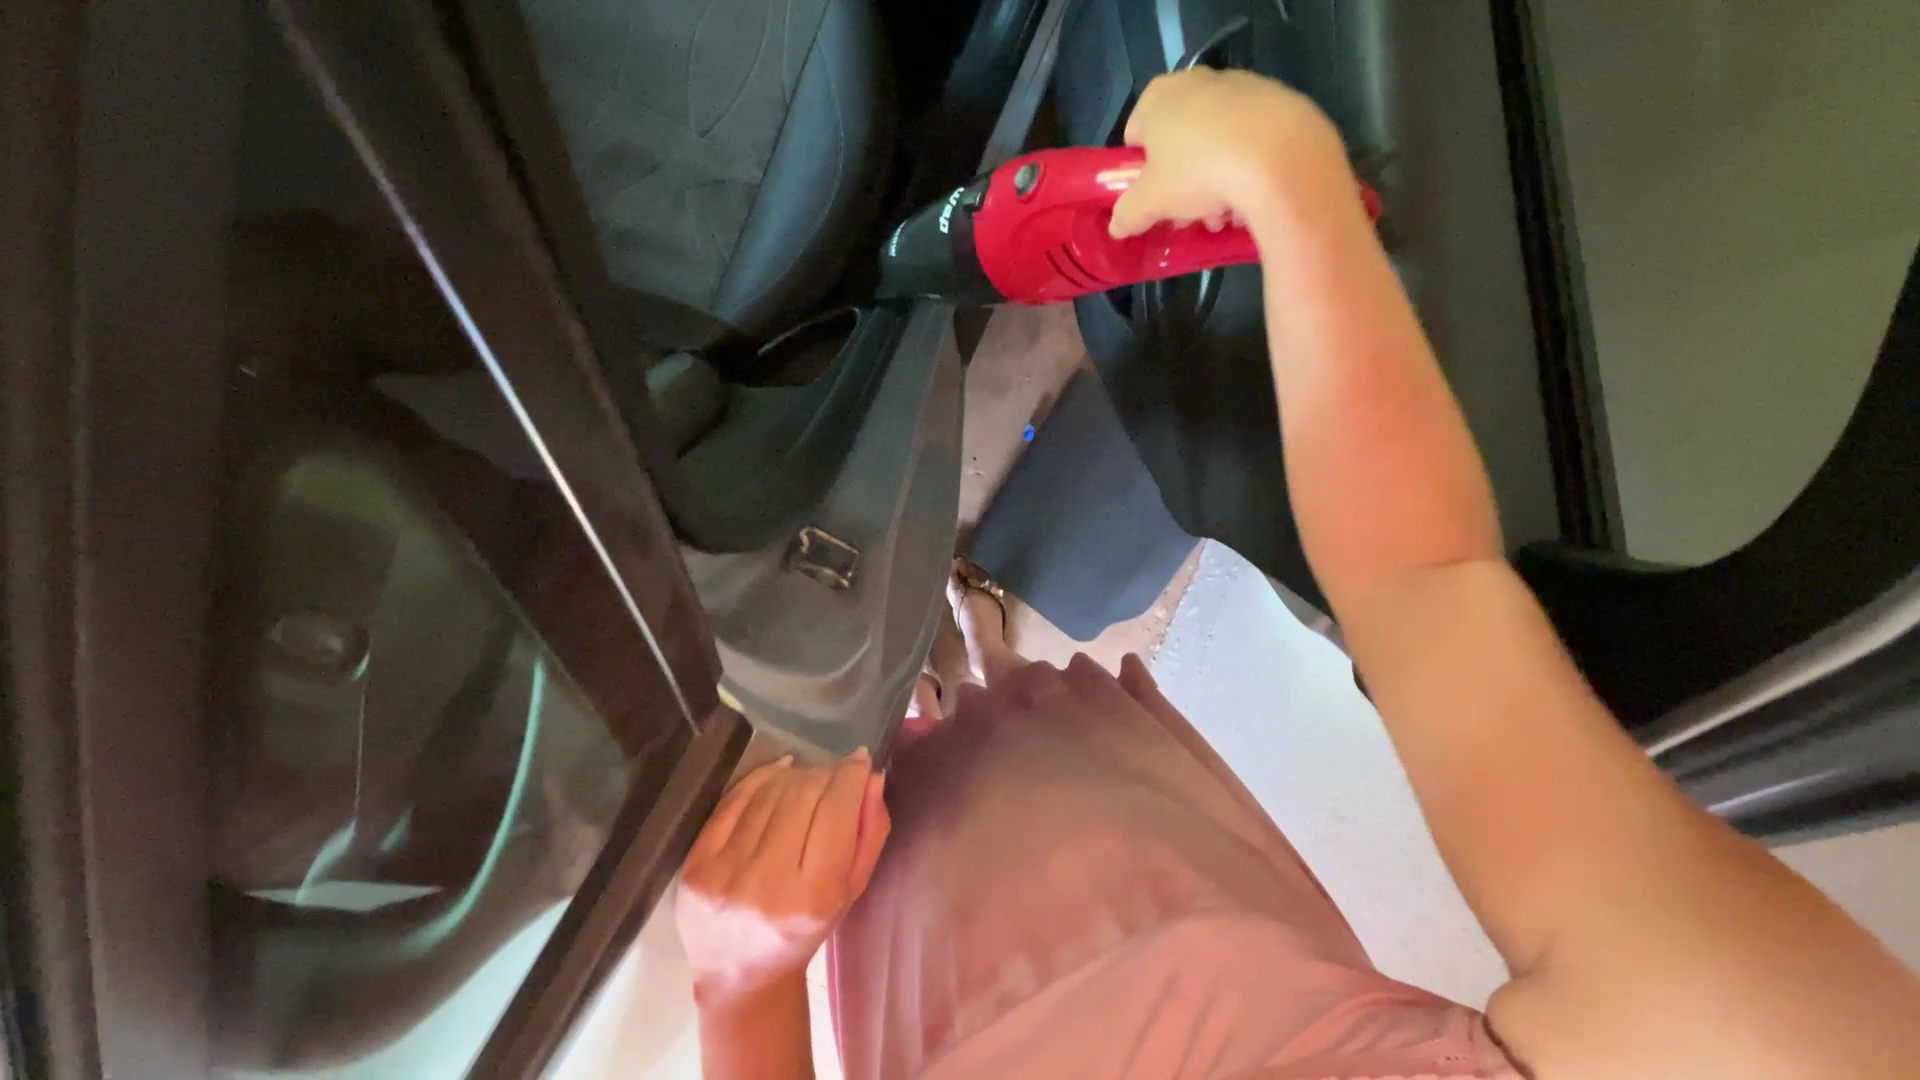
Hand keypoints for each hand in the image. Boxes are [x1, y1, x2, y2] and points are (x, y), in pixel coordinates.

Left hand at [677, 751, 889, 1005]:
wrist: (740, 978)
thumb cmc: (805, 933)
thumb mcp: (852, 892)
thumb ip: (870, 833)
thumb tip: (871, 777)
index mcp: (813, 897)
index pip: (836, 812)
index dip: (850, 777)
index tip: (859, 761)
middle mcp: (767, 883)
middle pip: (803, 796)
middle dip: (826, 774)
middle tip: (836, 773)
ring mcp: (725, 872)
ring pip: (770, 793)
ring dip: (796, 776)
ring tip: (809, 780)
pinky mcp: (697, 865)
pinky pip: (734, 800)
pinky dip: (761, 778)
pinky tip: (779, 775)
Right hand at [1108, 68, 1349, 239]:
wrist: (1279, 158)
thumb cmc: (1198, 173)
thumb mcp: (1150, 203)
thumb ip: (1127, 214)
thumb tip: (1116, 226)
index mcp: (1157, 98)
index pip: (1134, 137)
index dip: (1140, 173)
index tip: (1153, 199)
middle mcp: (1196, 82)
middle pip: (1178, 142)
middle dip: (1181, 182)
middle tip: (1189, 213)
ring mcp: (1240, 87)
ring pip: (1215, 143)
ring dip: (1214, 181)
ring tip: (1224, 214)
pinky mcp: (1277, 101)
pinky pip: (1249, 140)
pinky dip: (1246, 167)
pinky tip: (1252, 196)